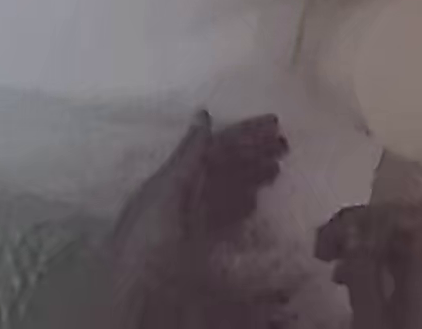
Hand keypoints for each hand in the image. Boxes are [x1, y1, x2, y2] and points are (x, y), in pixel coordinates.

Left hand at [110, 112, 289, 327]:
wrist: (136, 306)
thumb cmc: (148, 244)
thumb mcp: (164, 193)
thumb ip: (187, 157)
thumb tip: (204, 115)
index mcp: (174, 180)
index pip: (214, 148)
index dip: (243, 134)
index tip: (275, 123)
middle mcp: (184, 198)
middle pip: (224, 167)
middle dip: (253, 153)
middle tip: (286, 146)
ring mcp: (193, 227)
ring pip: (227, 191)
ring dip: (252, 176)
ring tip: (277, 168)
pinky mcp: (201, 257)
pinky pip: (225, 222)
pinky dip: (241, 208)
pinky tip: (254, 204)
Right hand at [315, 202, 421, 328]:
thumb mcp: (371, 319)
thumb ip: (362, 268)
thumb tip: (352, 227)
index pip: (405, 214)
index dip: (369, 214)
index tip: (336, 233)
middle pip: (400, 228)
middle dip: (359, 229)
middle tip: (321, 248)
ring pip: (397, 250)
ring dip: (362, 248)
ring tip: (329, 266)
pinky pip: (400, 273)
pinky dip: (373, 269)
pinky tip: (347, 283)